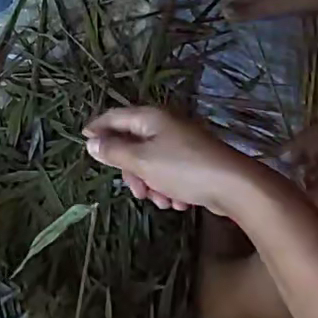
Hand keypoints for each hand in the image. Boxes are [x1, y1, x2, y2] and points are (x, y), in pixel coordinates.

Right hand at [83, 107, 267, 218]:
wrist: (234, 186)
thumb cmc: (183, 168)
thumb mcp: (142, 161)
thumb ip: (114, 151)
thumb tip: (91, 142)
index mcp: (150, 118)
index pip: (115, 117)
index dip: (98, 127)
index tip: (83, 138)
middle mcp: (165, 126)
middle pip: (133, 144)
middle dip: (130, 170)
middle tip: (135, 190)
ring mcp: (181, 143)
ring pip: (150, 162)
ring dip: (150, 183)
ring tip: (161, 200)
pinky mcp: (194, 162)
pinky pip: (169, 172)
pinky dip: (168, 187)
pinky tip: (176, 201)